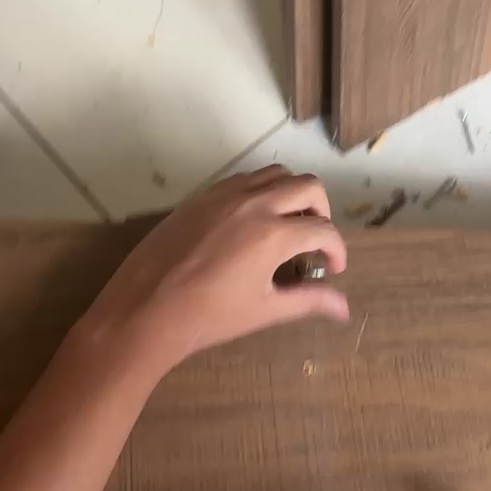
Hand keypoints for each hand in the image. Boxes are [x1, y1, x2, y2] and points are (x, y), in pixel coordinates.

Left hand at [74, 165, 349, 375]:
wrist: (144, 310)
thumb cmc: (208, 317)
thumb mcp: (264, 310)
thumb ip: (308, 301)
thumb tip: (345, 309)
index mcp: (274, 234)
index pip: (323, 231)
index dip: (337, 250)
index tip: (333, 268)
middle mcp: (255, 203)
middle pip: (309, 187)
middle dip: (322, 212)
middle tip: (314, 241)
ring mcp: (226, 194)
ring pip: (277, 173)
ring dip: (293, 194)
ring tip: (287, 225)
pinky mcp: (204, 195)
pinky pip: (245, 178)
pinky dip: (262, 190)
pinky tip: (252, 221)